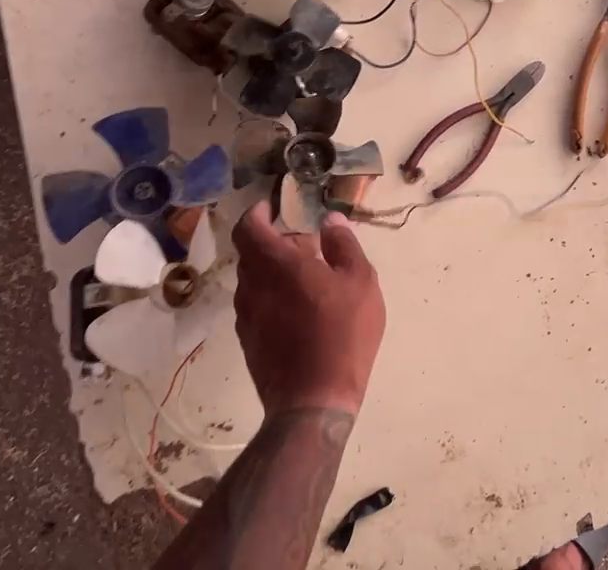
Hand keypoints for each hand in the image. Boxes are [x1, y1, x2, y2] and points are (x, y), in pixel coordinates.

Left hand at [232, 201, 385, 415]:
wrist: (314, 399)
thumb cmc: (342, 332)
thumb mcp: (360, 281)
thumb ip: (343, 245)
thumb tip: (330, 221)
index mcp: (276, 265)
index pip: (248, 228)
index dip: (255, 214)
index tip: (270, 207)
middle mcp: (253, 287)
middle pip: (252, 254)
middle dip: (276, 243)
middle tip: (308, 246)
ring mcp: (247, 317)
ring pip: (255, 280)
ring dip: (275, 271)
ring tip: (310, 279)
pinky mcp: (249, 342)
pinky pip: (257, 305)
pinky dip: (274, 295)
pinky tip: (302, 309)